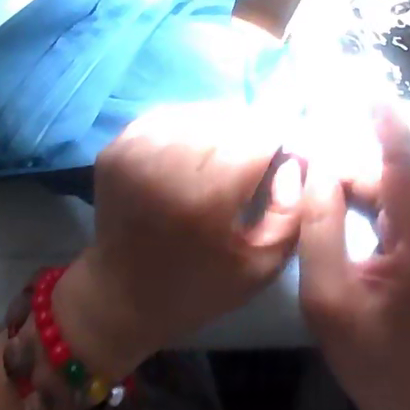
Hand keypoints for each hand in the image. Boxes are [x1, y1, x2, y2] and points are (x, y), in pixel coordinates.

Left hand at [53, 103, 303, 375]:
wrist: (122, 297)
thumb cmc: (200, 286)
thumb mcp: (262, 265)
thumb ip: (290, 210)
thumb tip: (293, 159)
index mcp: (204, 200)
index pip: (258, 136)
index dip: (277, 138)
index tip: (284, 152)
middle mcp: (166, 167)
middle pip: (228, 119)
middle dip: (250, 131)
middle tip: (257, 155)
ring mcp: (135, 153)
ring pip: (197, 112)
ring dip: (220, 124)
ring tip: (227, 150)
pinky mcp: (116, 148)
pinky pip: (167, 116)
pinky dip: (188, 124)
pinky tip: (196, 147)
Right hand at [297, 105, 409, 409]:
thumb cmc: (373, 358)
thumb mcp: (328, 298)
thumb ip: (320, 227)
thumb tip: (318, 169)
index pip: (407, 168)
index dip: (388, 125)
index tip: (368, 90)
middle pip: (393, 178)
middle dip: (346, 172)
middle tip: (299, 171)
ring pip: (394, 189)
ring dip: (354, 188)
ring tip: (312, 194)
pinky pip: (400, 204)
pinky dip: (368, 202)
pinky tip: (339, 211)